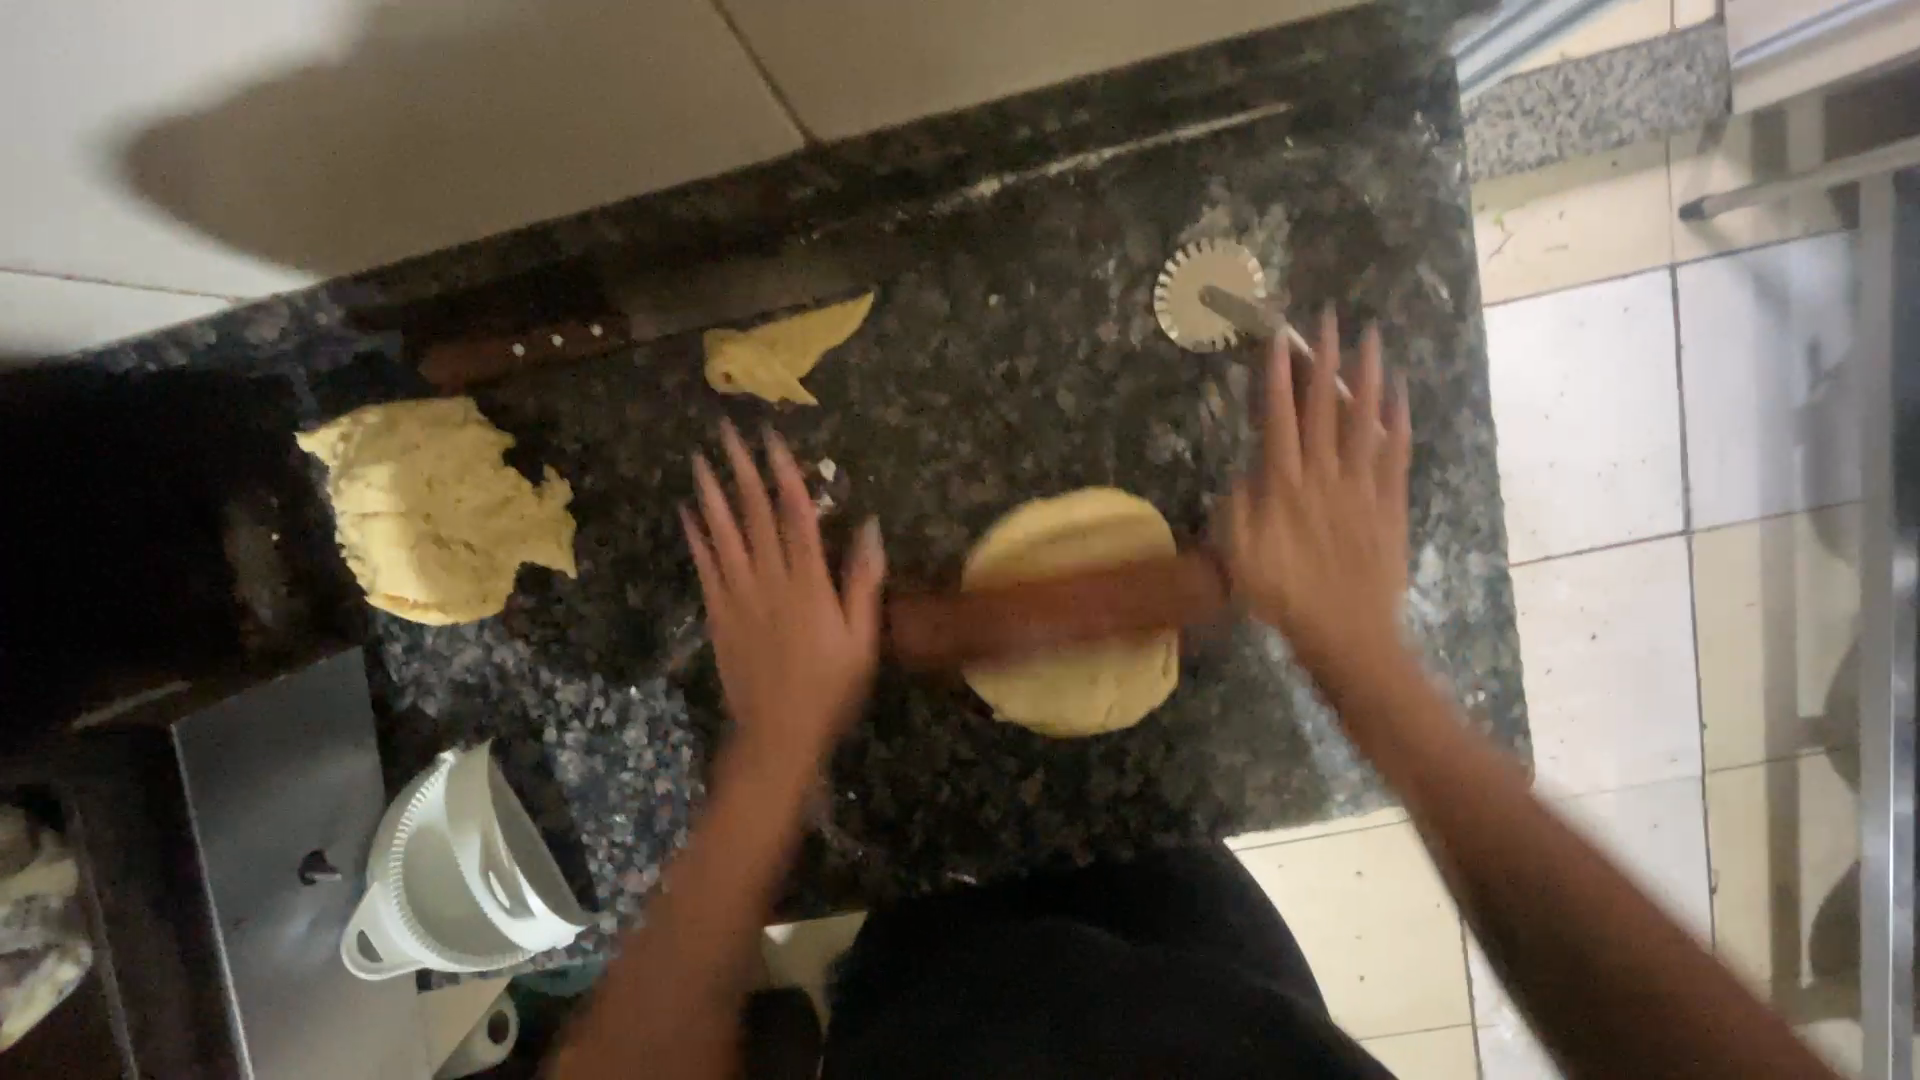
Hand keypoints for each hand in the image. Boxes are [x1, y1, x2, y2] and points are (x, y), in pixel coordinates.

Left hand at [681, 422, 885, 757]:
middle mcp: (769, 580)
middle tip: (727, 431)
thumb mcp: (862, 639)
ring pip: (722, 534)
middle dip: (741, 469)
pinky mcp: (717, 614)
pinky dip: (695, 538)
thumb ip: (863, 581)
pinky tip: (686, 514)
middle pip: (754, 514)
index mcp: (808, 583)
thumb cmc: (830, 688)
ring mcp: (738, 596)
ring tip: (699, 459)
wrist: (778, 733)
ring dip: (710, 494)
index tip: (773, 439)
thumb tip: (870, 528)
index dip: (784, 473)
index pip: (795, 514)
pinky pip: (704, 567)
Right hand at [1226, 307, 1411, 682]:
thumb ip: (1237, 511)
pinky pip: (1395, 454)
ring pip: (1364, 421)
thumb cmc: (1285, 600)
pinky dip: (1398, 421)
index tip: (1277, 340)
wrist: (1347, 634)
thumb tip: (1245, 472)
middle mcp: (1324, 477)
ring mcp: (1362, 488)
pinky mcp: (1390, 504)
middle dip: (1322, 360)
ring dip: (1366, 377)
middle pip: (1322, 408)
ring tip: (1369, 337)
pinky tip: (1400, 394)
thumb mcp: (1240, 558)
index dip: (1276, 377)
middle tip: (1325, 318)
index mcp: (1284, 488)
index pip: (1278, 419)